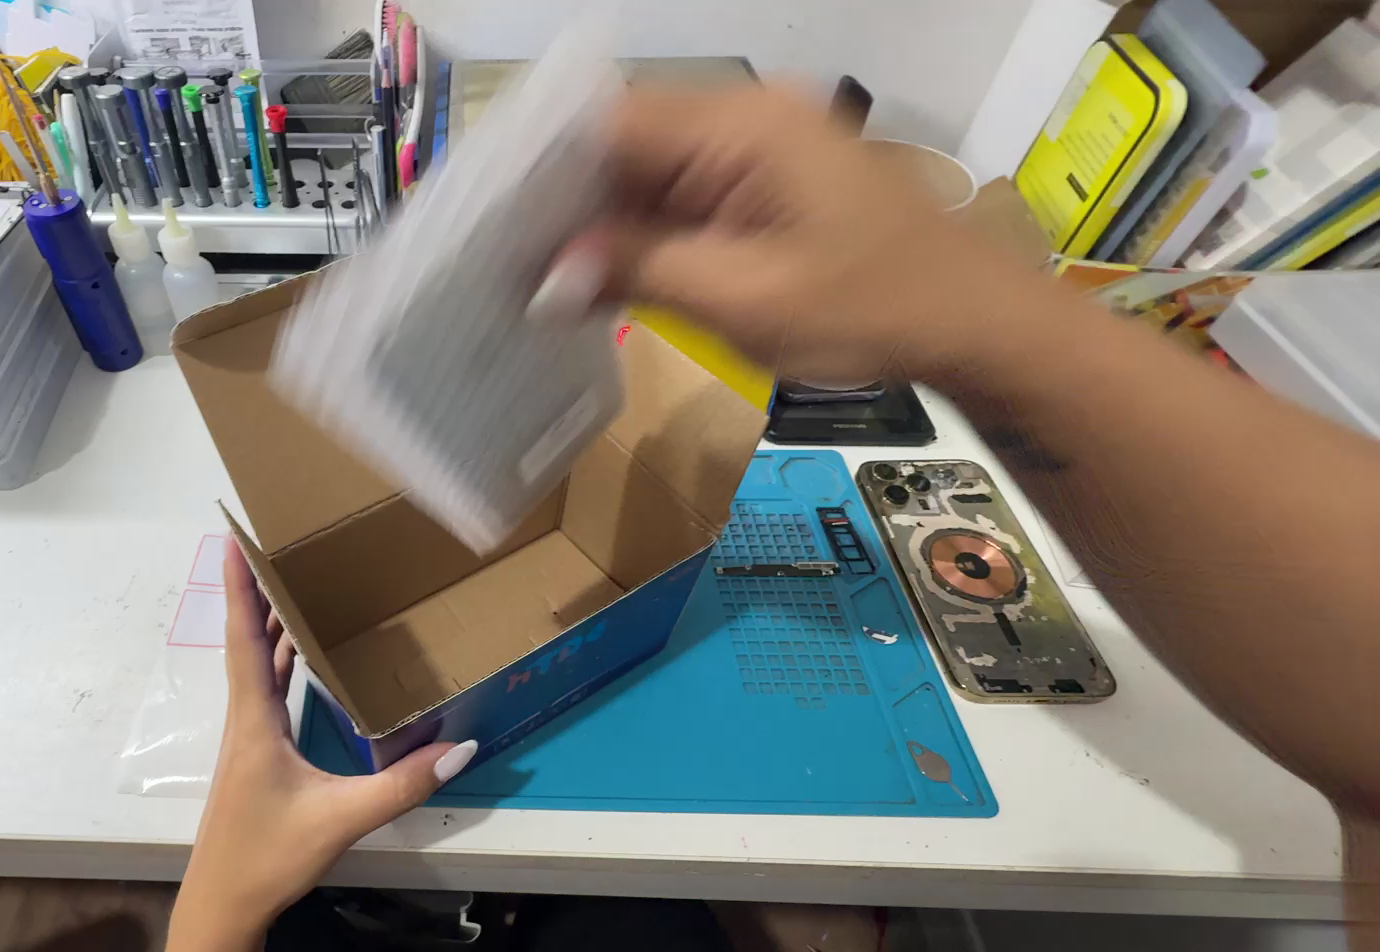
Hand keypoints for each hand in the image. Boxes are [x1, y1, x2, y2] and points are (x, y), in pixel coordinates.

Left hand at [173, 538, 478, 943]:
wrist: (221, 908)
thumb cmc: (267, 857)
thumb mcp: (341, 820)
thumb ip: (402, 785)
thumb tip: (461, 747)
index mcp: (255, 720)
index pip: (245, 638)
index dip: (239, 588)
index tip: (233, 539)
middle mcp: (246, 717)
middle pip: (250, 639)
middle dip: (260, 590)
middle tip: (280, 547)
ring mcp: (249, 736)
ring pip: (259, 663)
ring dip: (271, 623)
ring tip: (296, 584)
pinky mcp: (258, 752)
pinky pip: (268, 689)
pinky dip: (282, 659)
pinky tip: (304, 653)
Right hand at [534, 82, 1055, 384]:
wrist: (967, 325)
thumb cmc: (866, 309)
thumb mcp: (743, 296)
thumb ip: (638, 272)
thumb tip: (547, 277)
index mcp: (741, 127)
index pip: (612, 123)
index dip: (542, 166)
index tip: (487, 215)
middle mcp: (739, 124)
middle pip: (621, 149)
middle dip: (557, 204)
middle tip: (494, 257)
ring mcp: (747, 160)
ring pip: (640, 182)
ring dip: (589, 229)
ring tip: (523, 273)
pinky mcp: (751, 197)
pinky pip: (671, 209)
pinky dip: (629, 245)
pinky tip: (583, 279)